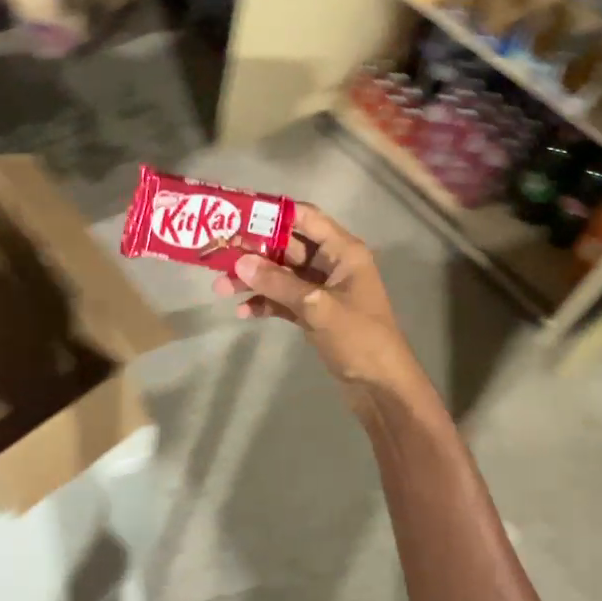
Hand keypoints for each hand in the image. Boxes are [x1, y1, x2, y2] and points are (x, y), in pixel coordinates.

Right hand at [213, 204, 422, 401]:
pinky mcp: (315, 313)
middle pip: (288, 247)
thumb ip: (278, 283)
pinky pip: (284, 299)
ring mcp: (323, 289)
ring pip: (282, 275)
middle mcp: (333, 264)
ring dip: (254, 280)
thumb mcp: (317, 307)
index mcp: (343, 251)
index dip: (274, 212)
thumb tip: (240, 261)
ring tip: (219, 288)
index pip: (305, 218)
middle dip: (254, 251)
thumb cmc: (359, 338)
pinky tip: (243, 313)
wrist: (382, 388)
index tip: (239, 213)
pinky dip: (265, 303)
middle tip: (219, 254)